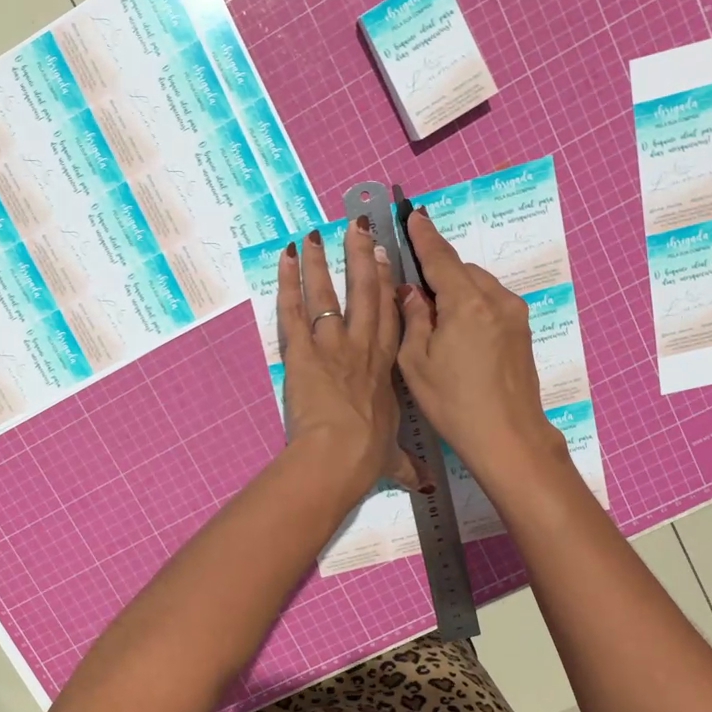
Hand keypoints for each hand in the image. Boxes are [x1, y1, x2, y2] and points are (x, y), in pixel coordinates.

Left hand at [277, 218, 425, 497]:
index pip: (391, 317)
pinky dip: (288, 283)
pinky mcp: (303, 351)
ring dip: (321, 262)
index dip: (389, 285)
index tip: (388, 258)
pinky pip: (294, 310)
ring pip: (328, 294)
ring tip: (316, 233)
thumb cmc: (367, 458)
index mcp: (386, 368)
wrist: (339, 456)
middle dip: (362, 256)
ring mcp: (333, 345)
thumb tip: (424, 485)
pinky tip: (287, 258)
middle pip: (365, 293)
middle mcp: (363, 347)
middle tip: (358, 226)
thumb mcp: (391, 460)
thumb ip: (406, 466)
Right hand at [396, 210, 567, 485]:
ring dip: (454, 291)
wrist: (507, 435)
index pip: (440, 257)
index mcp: (466, 302)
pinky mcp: (521, 331)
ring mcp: (514, 314)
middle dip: (437, 272)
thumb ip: (413, 319)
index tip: (413, 214)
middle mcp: (495, 299)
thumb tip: (412, 292)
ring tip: (432, 317)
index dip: (424, 236)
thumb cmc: (453, 402)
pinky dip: (470, 306)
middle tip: (411, 289)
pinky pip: (490, 304)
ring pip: (477, 286)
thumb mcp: (415, 362)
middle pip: (461, 270)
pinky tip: (455, 332)